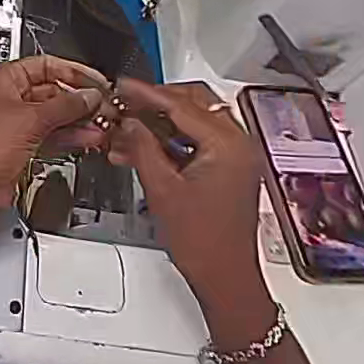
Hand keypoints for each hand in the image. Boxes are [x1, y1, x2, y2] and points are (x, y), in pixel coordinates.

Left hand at [0, 56, 108, 212]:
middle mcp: (8, 98)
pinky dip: (71, 135)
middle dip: (79, 100)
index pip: (46, 65)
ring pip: (55, 115)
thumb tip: (88, 96)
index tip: (95, 81)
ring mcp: (16, 123)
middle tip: (101, 105)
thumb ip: (65, 105)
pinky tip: (88, 136)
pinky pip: (53, 134)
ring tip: (100, 122)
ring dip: (79, 119)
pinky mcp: (23, 145)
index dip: (73, 72)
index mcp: (2, 79)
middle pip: (53, 91)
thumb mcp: (31, 119)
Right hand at [105, 78, 267, 316]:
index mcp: (227, 144)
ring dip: (163, 123)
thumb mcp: (162, 189)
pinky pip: (200, 140)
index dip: (147, 94)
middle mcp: (239, 143)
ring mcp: (237, 155)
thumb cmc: (202, 242)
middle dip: (157, 103)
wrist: (224, 276)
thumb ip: (143, 148)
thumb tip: (129, 122)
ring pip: (196, 121)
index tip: (124, 87)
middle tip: (127, 104)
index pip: (181, 105)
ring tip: (130, 129)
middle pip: (195, 103)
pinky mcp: (230, 167)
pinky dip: (174, 140)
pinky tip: (146, 148)